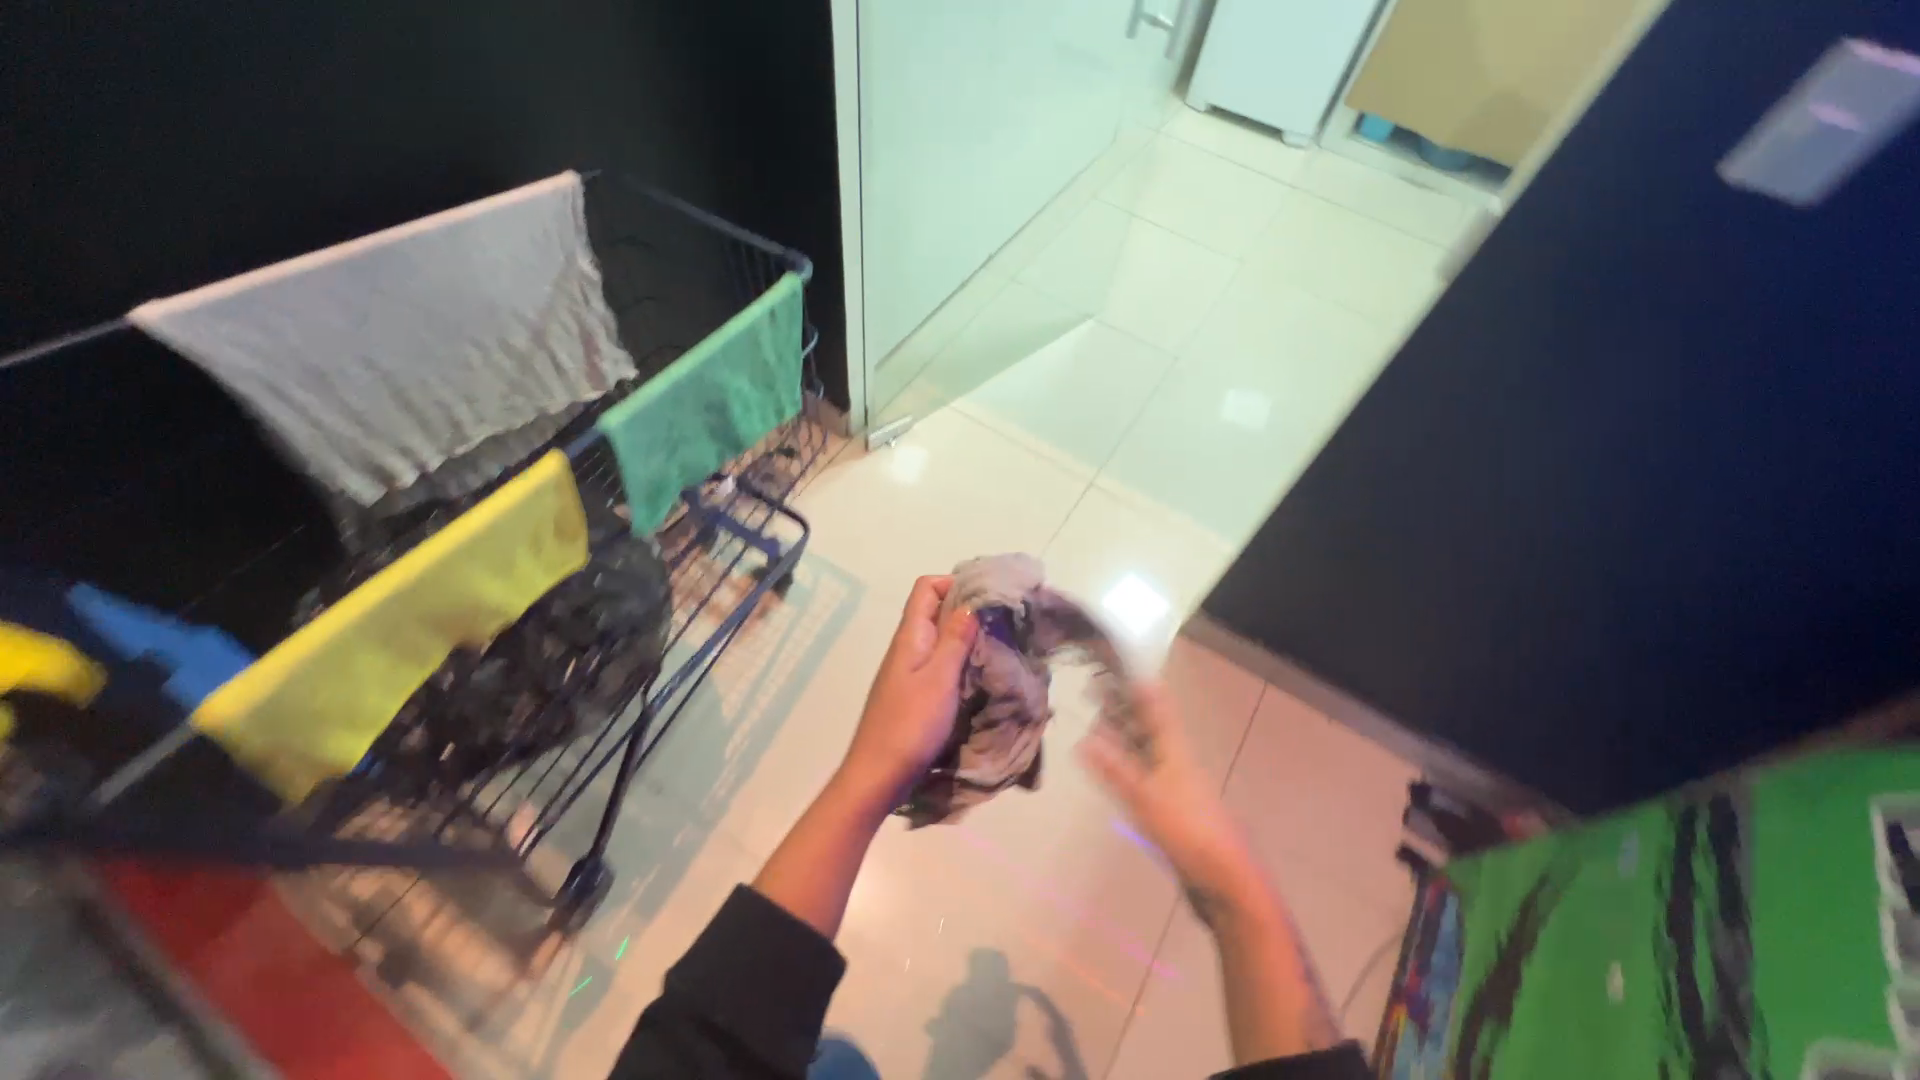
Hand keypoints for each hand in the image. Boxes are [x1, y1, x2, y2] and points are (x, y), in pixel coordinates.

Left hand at [837, 575, 977, 807]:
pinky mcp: (913, 695)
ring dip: (966, 638)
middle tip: (1003, 622)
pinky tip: (979, 677)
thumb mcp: (940, 678)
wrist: (878, 776)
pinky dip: (959, 663)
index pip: (926, 588)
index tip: (988, 598)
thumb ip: (955, 639)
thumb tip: (971, 601)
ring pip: (939, 639)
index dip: (955, 583)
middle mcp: (907, 648)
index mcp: (910, 636)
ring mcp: (908, 672)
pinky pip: (938, 664)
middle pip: (934, 611)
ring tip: (998, 648)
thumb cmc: (910, 724)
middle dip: (967, 610)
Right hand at [1078, 681, 1260, 912]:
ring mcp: (1176, 784)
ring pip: (1146, 749)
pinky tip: (1114, 768)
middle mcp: (1176, 761)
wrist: (1226, 880)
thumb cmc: (1189, 833)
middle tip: (1093, 690)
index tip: (1113, 662)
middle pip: (1148, 725)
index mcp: (1175, 751)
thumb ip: (1115, 770)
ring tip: (1098, 721)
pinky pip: (1145, 773)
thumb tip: (1084, 739)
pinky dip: (1126, 763)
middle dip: (1123, 706)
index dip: (1135, 684)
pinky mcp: (1173, 807)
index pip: (1154, 706)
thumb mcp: (1146, 799)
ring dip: (1123, 733)